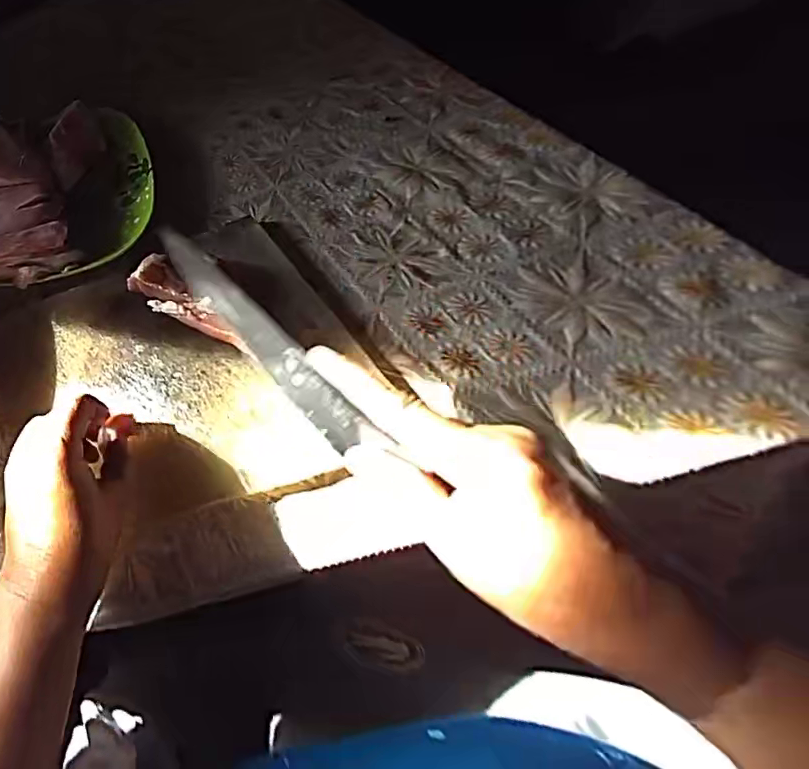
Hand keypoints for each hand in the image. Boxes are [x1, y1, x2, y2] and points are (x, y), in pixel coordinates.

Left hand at [0, 394, 134, 616]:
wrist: (45, 582)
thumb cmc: (84, 545)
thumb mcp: (114, 497)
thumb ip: (119, 454)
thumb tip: (123, 427)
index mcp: (56, 445)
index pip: (78, 404)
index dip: (102, 410)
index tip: (118, 427)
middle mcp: (30, 446)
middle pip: (60, 414)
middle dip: (87, 423)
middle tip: (110, 445)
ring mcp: (17, 460)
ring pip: (46, 429)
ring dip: (70, 436)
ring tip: (93, 464)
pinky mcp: (12, 476)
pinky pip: (34, 447)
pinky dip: (54, 450)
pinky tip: (72, 478)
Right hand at [305, 347, 653, 649]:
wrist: (658, 622)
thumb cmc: (552, 589)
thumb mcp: (456, 543)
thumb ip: (403, 489)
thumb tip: (361, 452)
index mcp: (488, 454)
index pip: (399, 410)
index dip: (352, 383)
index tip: (320, 356)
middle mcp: (514, 438)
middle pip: (426, 431)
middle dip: (404, 456)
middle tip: (416, 504)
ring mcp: (535, 448)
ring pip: (451, 449)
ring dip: (438, 476)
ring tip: (461, 529)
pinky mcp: (546, 462)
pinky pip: (478, 460)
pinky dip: (463, 482)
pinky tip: (484, 524)